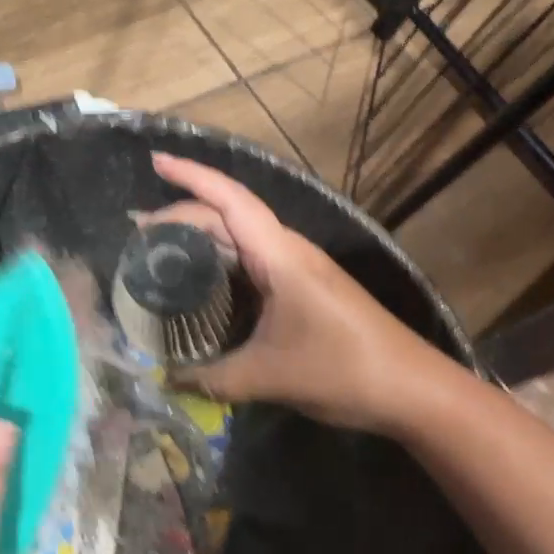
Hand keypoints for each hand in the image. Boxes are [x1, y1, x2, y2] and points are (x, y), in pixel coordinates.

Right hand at [148, 152, 460, 434]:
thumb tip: (163, 378)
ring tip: (157, 250)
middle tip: (137, 233)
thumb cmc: (345, 370)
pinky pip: (249, 261)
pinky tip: (199, 283)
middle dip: (180, 214)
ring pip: (238, 237)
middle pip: (226, 215)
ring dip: (198, 236)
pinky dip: (217, 261)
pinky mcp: (301, 289)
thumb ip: (211, 377)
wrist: (417, 392)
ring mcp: (296, 269)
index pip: (228, 200)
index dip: (191, 176)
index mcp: (280, 255)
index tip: (155, 161)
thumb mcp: (269, 376)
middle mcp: (286, 251)